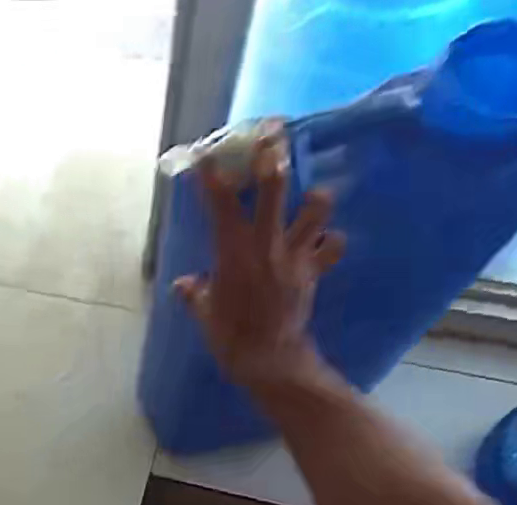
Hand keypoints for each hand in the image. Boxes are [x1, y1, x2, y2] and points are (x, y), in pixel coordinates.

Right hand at [174, 135, 344, 394]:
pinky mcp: (313, 272)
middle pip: (273, 187)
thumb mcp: (205, 314)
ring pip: (315, 208)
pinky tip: (323, 244)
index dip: (212, 175)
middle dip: (271, 156)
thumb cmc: (231, 338)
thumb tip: (184, 284)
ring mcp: (294, 255)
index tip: (205, 154)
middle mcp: (266, 244)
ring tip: (309, 199)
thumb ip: (195, 293)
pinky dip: (330, 242)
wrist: (270, 360)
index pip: (220, 203)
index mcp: (232, 252)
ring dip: (314, 200)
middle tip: (273, 132)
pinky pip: (332, 246)